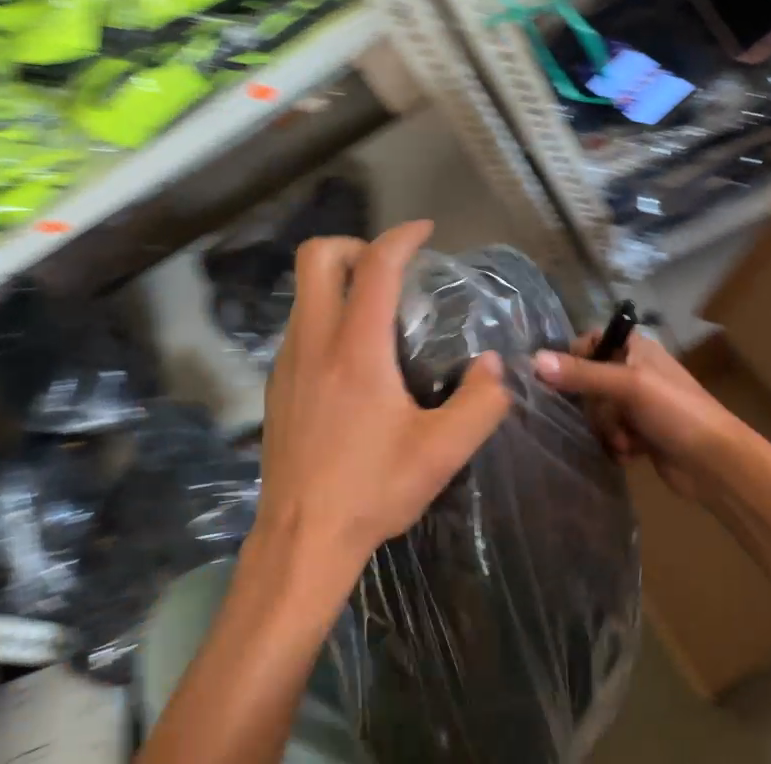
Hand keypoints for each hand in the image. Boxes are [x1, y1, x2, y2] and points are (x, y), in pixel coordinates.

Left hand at [257, 220, 512, 569]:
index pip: (375, 267)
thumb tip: (494, 367)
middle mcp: (313, 342)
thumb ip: (480, 403)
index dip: (402, 237)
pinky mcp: (276, 386)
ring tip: (379, 317)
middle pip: (315, 257)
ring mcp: (287, 363)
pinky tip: (354, 363)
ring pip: (303, 293)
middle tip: (391, 272)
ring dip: (339, 283)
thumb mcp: (442, 453)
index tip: (425, 231)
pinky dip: (326, 318)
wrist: (301, 539)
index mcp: (355, 349)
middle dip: (355, 245)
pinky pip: (299, 327)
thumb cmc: (373, 491)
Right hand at [535, 332, 744, 500]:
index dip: (575, 357)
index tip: (565, 378)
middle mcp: (635, 372)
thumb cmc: (675, 411)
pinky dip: (617, 445)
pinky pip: (611, 435)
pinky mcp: (641, 434)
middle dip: (596, 407)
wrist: (714, 463)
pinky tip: (631, 454)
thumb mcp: (627, 385)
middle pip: (589, 382)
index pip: (591, 341)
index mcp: (636, 349)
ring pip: (598, 412)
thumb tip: (534, 360)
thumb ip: (581, 373)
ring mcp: (638, 405)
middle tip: (610, 417)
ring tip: (626, 441)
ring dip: (607, 430)